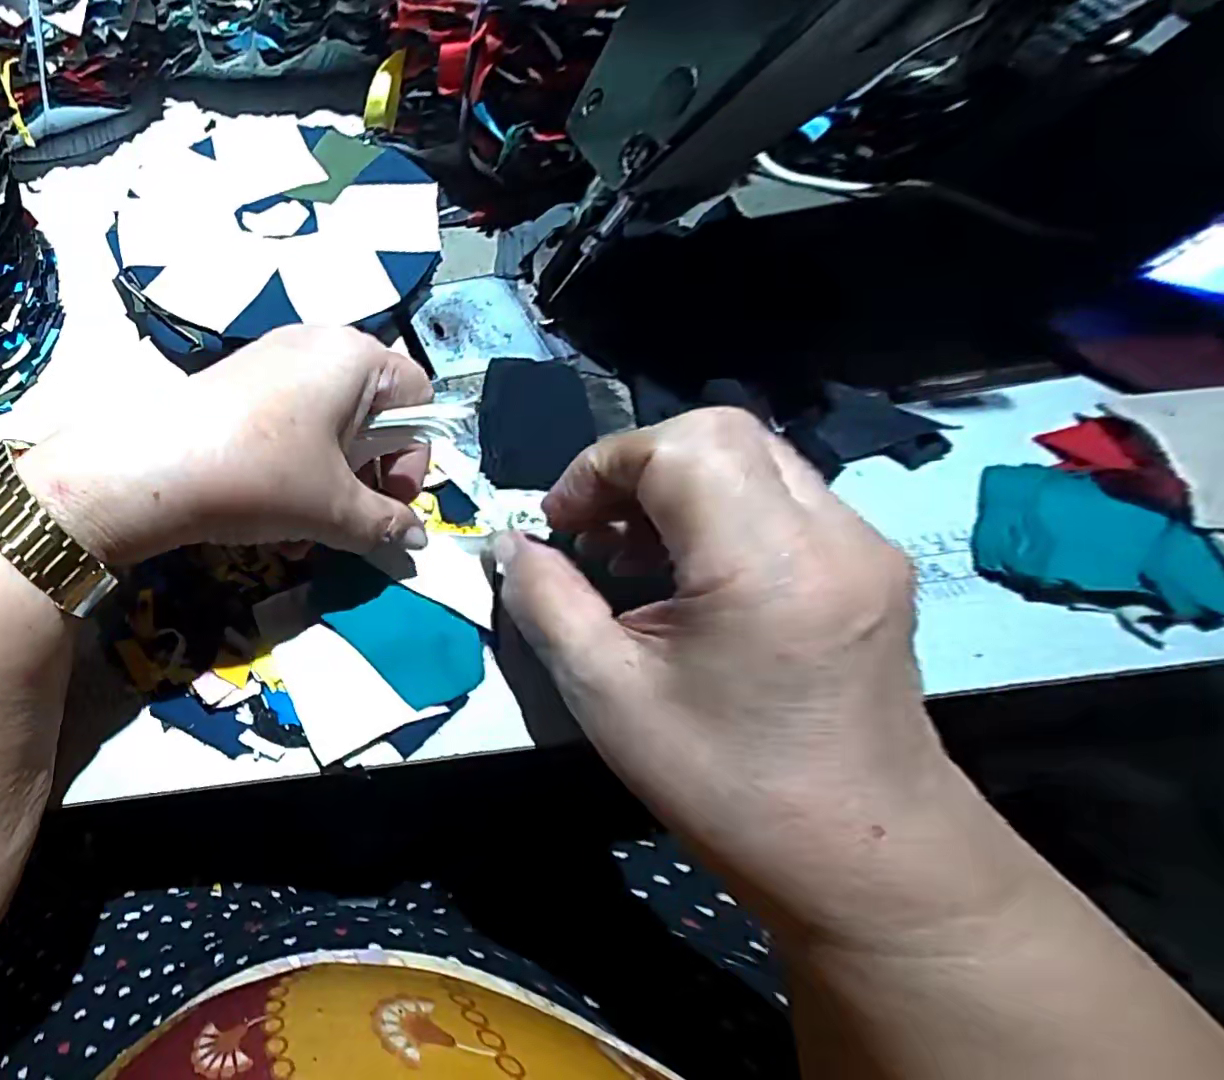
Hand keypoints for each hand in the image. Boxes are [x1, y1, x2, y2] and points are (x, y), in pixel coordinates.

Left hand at [14, 326, 433, 564]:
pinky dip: (292, 469)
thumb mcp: (333, 507)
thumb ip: (384, 522)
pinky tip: (270, 515)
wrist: (149, 471)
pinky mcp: (237, 384)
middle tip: (347, 518)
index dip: (414, 457)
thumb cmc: (262, 478)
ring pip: (326, 428)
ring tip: (302, 532)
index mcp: (355, 357)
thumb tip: (415, 538)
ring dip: (327, 485)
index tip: (390, 502)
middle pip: (371, 414)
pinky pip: (288, 425)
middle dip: (365, 477)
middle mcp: (316, 344)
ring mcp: (271, 360)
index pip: (418, 400)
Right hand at [495, 408, 985, 942]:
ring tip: (624, 553)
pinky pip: (772, 498)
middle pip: (718, 433)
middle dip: (631, 466)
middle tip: (588, 529)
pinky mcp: (862, 569)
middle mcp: (832, 536)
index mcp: (768, 566)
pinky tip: (675, 573)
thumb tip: (512, 544)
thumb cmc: (724, 781)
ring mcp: (860, 548)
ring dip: (667, 486)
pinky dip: (705, 510)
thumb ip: (545, 600)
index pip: (678, 447)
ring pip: (747, 459)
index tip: (560, 523)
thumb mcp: (603, 692)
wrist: (866, 863)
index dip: (599, 466)